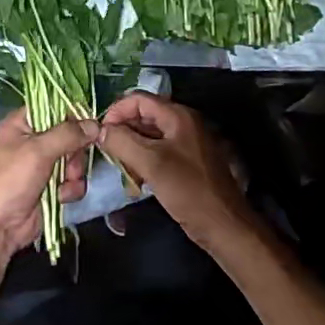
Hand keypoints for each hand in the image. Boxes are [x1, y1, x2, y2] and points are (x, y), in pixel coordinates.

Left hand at [0, 109, 96, 261]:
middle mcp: (33, 139)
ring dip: (74, 173)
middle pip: (69, 134)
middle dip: (74, 152)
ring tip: (64, 183)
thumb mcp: (38, 150)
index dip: (72, 115)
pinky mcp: (52, 184)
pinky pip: (73, 179)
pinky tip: (61, 196)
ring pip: (74, 158)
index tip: (89, 125)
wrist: (1, 224)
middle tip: (70, 162)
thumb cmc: (13, 179)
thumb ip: (68, 134)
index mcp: (21, 123)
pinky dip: (70, 188)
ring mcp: (43, 163)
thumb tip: (94, 124)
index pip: (53, 107)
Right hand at [97, 92, 250, 246]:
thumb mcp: (150, 163)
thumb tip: (100, 130)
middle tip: (109, 153)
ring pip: (148, 135)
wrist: (224, 226)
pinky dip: (144, 160)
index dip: (115, 112)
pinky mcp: (187, 161)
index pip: (137, 99)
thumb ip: (122, 141)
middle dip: (122, 132)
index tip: (100, 134)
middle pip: (143, 115)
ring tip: (122, 169)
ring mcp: (187, 142)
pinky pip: (158, 151)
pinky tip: (137, 180)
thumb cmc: (188, 190)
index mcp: (178, 116)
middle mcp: (183, 123)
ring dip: (131, 149)